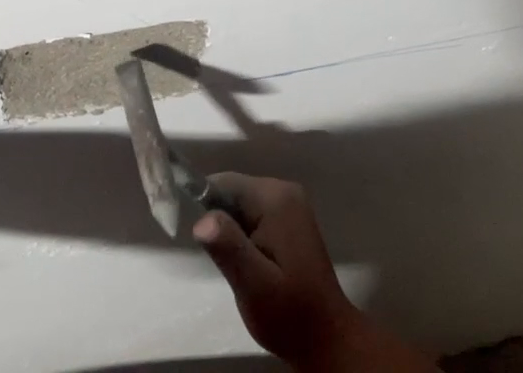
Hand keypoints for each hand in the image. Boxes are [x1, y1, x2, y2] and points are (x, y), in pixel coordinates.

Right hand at [194, 174, 433, 371]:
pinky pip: (253, 215)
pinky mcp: (289, 220)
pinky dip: (243, 235)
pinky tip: (249, 263)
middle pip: (232, 191)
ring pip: (240, 204)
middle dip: (219, 221)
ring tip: (236, 265)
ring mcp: (290, 205)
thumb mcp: (254, 285)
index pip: (223, 182)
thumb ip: (229, 248)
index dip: (203, 205)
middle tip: (221, 260)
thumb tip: (202, 219)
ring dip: (230, 231)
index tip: (197, 239)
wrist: (325, 338)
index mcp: (276, 199)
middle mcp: (284, 192)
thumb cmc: (289, 313)